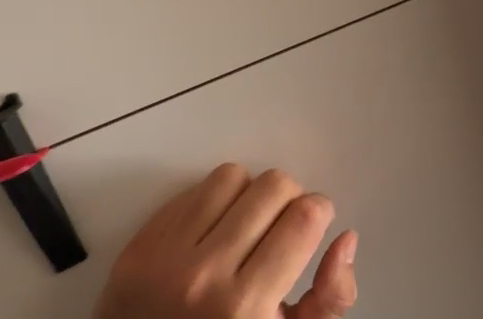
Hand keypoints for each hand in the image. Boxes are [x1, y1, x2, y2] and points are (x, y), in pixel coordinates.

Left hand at [93, 163, 358, 318]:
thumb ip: (330, 298)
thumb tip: (345, 240)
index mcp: (246, 306)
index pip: (306, 215)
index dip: (319, 214)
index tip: (311, 230)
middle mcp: (203, 277)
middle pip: (274, 185)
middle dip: (287, 201)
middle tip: (277, 231)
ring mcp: (163, 260)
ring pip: (232, 176)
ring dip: (246, 196)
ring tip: (242, 230)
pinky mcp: (136, 250)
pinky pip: (191, 192)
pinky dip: (209, 205)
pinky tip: (210, 236)